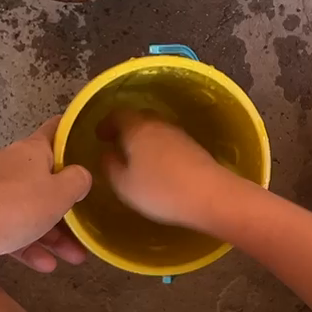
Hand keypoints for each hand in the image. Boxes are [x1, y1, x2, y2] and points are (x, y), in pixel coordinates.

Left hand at [0, 118, 91, 272]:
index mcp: (31, 150)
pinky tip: (44, 265)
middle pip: (46, 179)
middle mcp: (11, 165)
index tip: (89, 140)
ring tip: (74, 257)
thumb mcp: (61, 194)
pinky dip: (29, 245)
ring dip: (53, 233)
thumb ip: (79, 180)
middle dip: (67, 203)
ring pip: (31, 209)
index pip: (55, 130)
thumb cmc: (16, 206)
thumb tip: (80, 174)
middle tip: (86, 221)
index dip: (72, 132)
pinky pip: (12, 227)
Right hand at [99, 110, 245, 230]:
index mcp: (137, 128)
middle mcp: (159, 124)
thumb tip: (106, 153)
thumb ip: (110, 167)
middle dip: (126, 129)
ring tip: (136, 157)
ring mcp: (180, 135)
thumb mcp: (124, 184)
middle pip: (139, 118)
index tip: (99, 135)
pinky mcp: (195, 148)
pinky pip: (170, 142)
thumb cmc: (161, 190)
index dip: (106, 123)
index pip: (117, 115)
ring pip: (156, 130)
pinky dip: (159, 149)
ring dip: (144, 139)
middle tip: (116, 144)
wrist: (211, 196)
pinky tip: (158, 166)